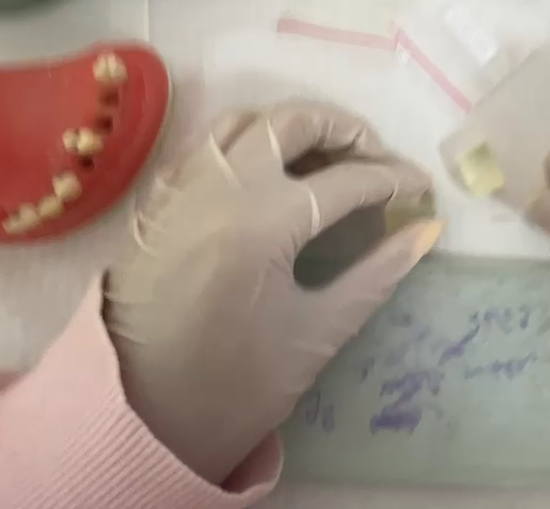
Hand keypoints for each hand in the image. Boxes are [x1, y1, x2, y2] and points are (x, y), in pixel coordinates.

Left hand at [106, 101, 441, 484]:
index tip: (423, 189)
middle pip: (297, 121)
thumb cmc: (227, 389)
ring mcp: (184, 186)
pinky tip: (271, 170)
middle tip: (378, 161)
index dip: (396, 180)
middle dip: (350, 133)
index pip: (350, 179)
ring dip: (296, 126)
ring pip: (248, 119)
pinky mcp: (160, 200)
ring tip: (327, 156)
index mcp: (264, 222)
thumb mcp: (316, 335)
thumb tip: (428, 229)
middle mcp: (221, 185)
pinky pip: (209, 142)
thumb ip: (378, 273)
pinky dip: (250, 139)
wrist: (121, 428)